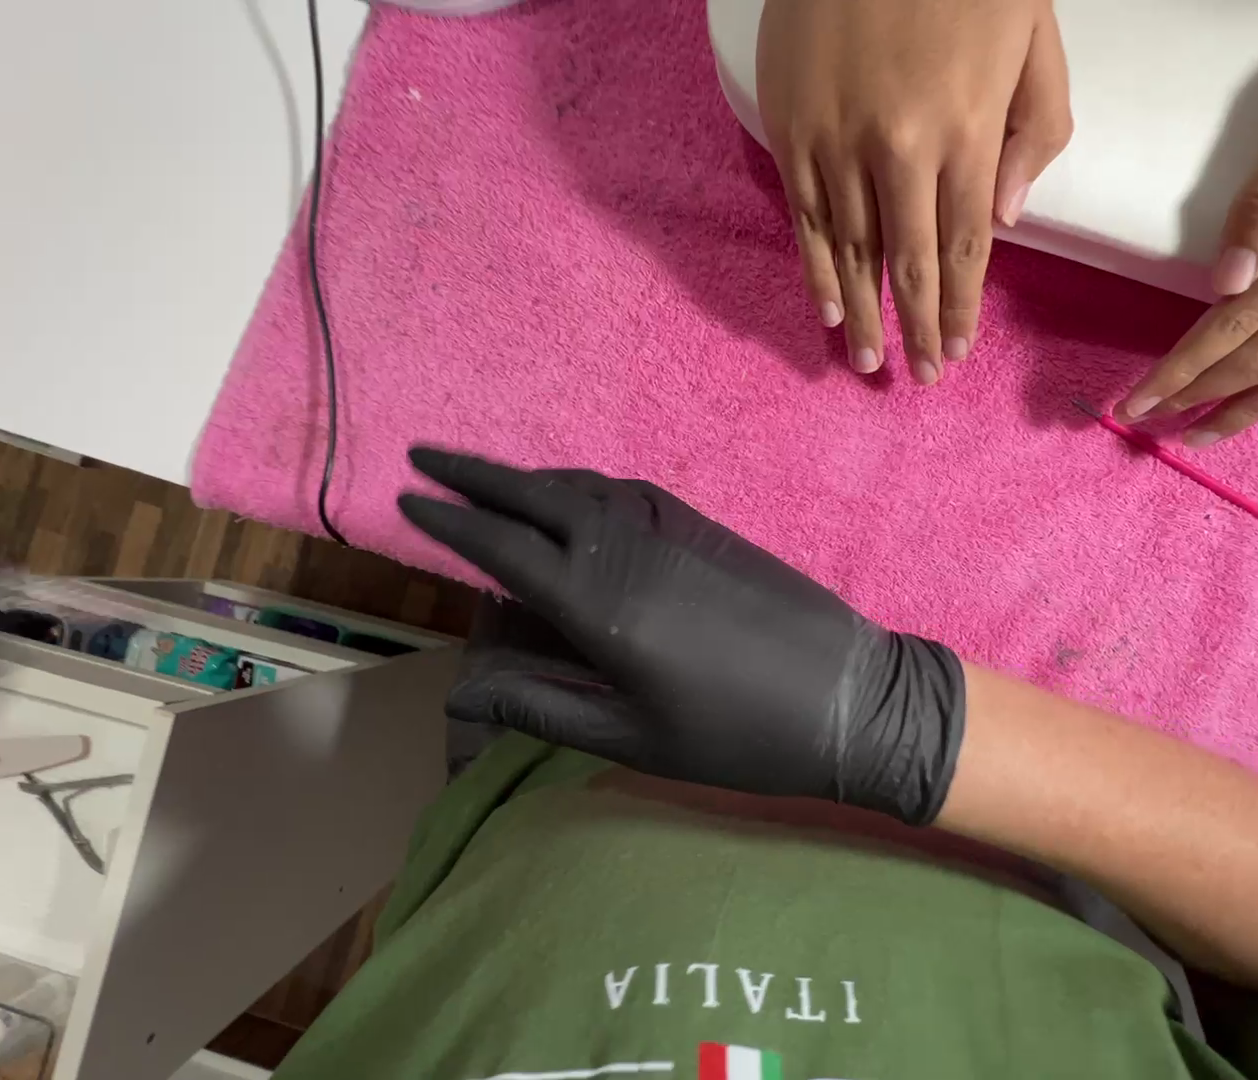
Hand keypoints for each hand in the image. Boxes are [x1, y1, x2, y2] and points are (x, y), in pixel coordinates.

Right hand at [397, 447, 964, 823]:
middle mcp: (629, 549)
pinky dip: (583, 485)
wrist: (849, 697)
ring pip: (581, 487)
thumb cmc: (738, 737)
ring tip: (487, 480)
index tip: (408, 497)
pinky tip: (572, 494)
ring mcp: (671, 530)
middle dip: (475, 474)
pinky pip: (625, 492)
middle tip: (426, 456)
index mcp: (602, 605)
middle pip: (536, 497)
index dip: (451, 520)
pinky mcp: (704, 527)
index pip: (505, 547)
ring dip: (527, 477)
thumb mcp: (633, 740)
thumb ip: (543, 705)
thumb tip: (463, 691)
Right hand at [757, 0, 1070, 384]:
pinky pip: (806, 220)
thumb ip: (1037, 125)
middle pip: (910, 263)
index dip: (962, 305)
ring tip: (869, 362)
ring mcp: (836, 145)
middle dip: (919, 325)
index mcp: (966, 126)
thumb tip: (1006, 216)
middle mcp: (898, 149)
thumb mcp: (1034, 29)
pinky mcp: (792, 133)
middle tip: (919, 377)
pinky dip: (816, 271)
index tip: (958, 350)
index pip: (966, 245)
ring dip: (866, 315)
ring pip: (853, 252)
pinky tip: (828, 311)